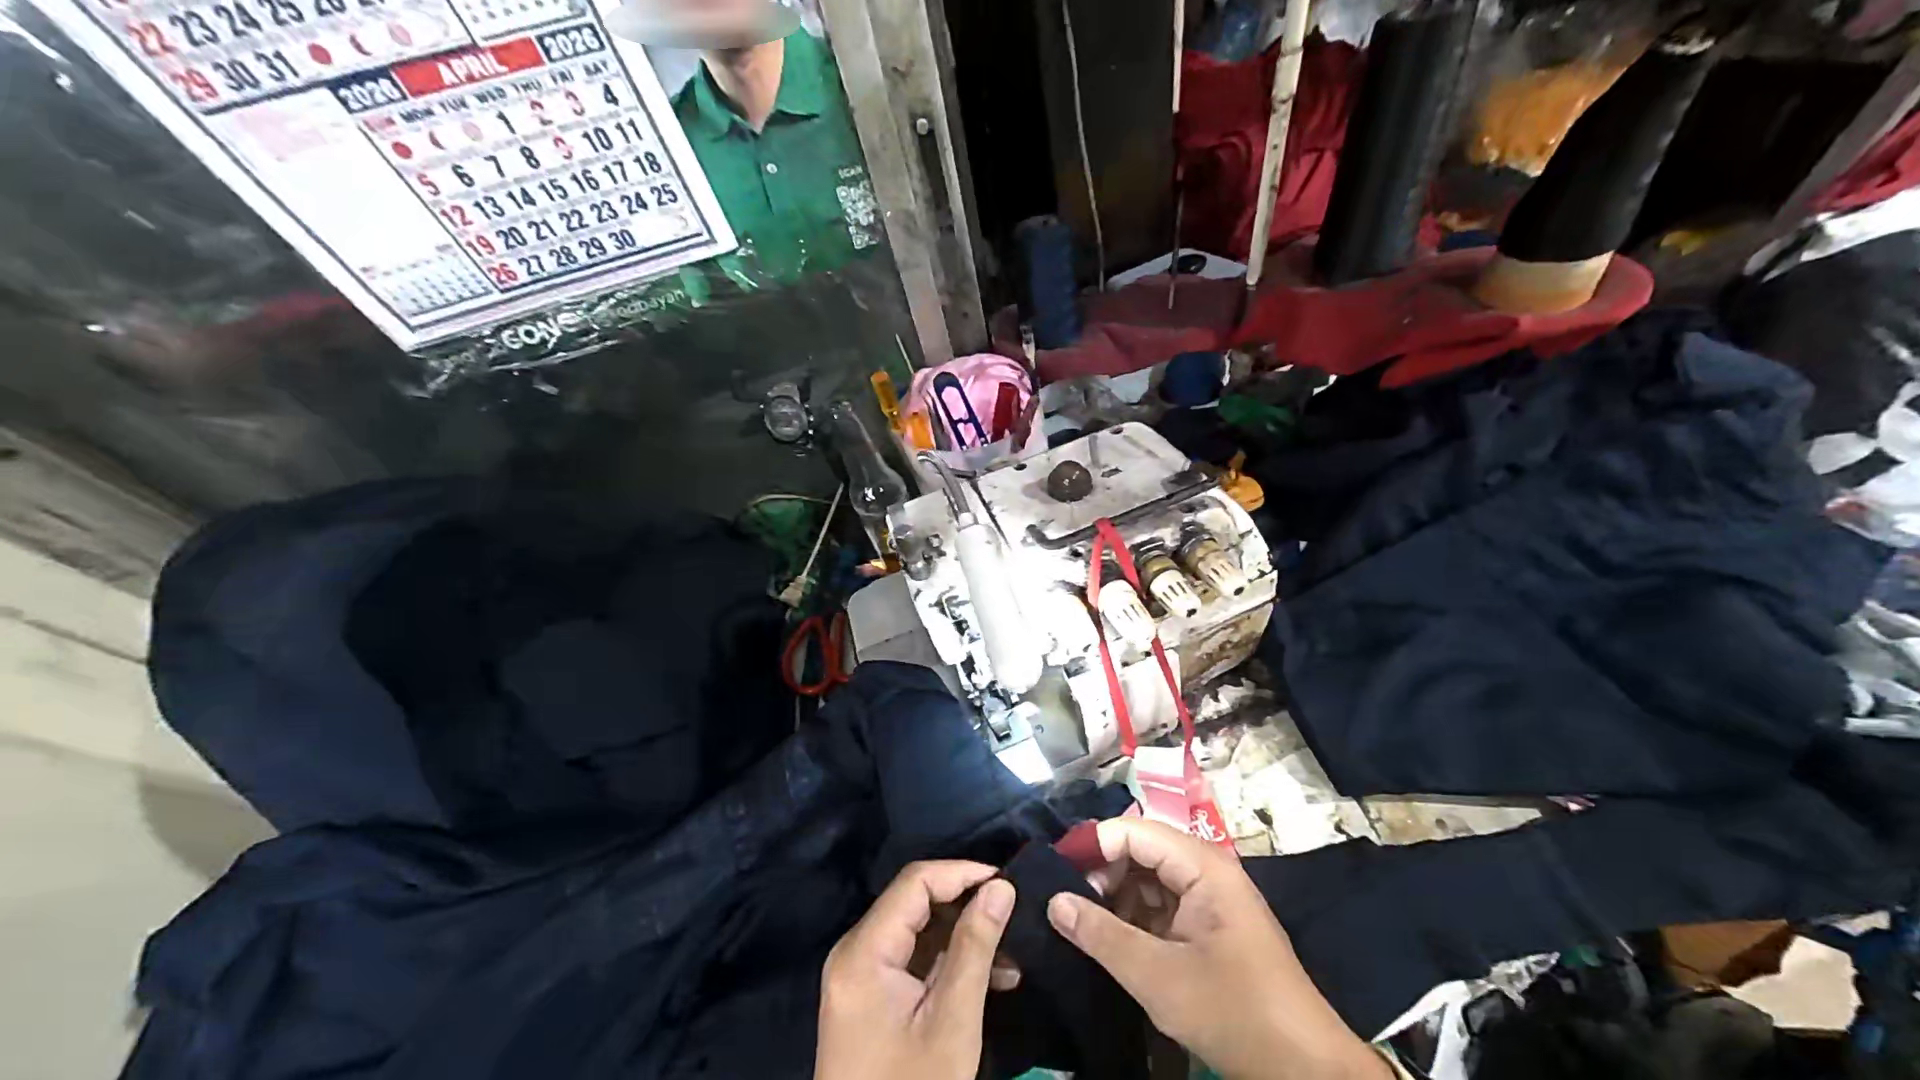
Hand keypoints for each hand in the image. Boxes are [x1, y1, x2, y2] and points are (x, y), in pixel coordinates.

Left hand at [815, 861, 1016, 1079]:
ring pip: (918, 930)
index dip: (962, 873)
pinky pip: (913, 959)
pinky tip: (990, 978)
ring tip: (1011, 955)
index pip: (915, 883)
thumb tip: (1000, 887)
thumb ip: (975, 947)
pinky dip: (949, 962)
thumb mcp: (952, 1021)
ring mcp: (861, 974)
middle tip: (1013, 916)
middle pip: (915, 903)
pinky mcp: (871, 996)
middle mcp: (855, 951)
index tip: (1007, 882)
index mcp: (864, 950)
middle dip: (966, 905)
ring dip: (963, 937)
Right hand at [1047, 819, 1392, 1079]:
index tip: (1053, 871)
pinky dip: (1133, 917)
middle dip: (1102, 872)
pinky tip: (1109, 937)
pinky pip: (1160, 905)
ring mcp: (1208, 899)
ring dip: (1114, 896)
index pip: (1133, 831)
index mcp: (1201, 867)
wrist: (1304, 1070)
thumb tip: (1053, 902)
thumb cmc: (1233, 1012)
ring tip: (1081, 922)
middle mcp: (1205, 871)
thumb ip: (1101, 935)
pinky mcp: (1208, 926)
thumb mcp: (1158, 977)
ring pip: (1147, 878)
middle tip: (1066, 902)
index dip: (1092, 845)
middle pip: (1140, 850)